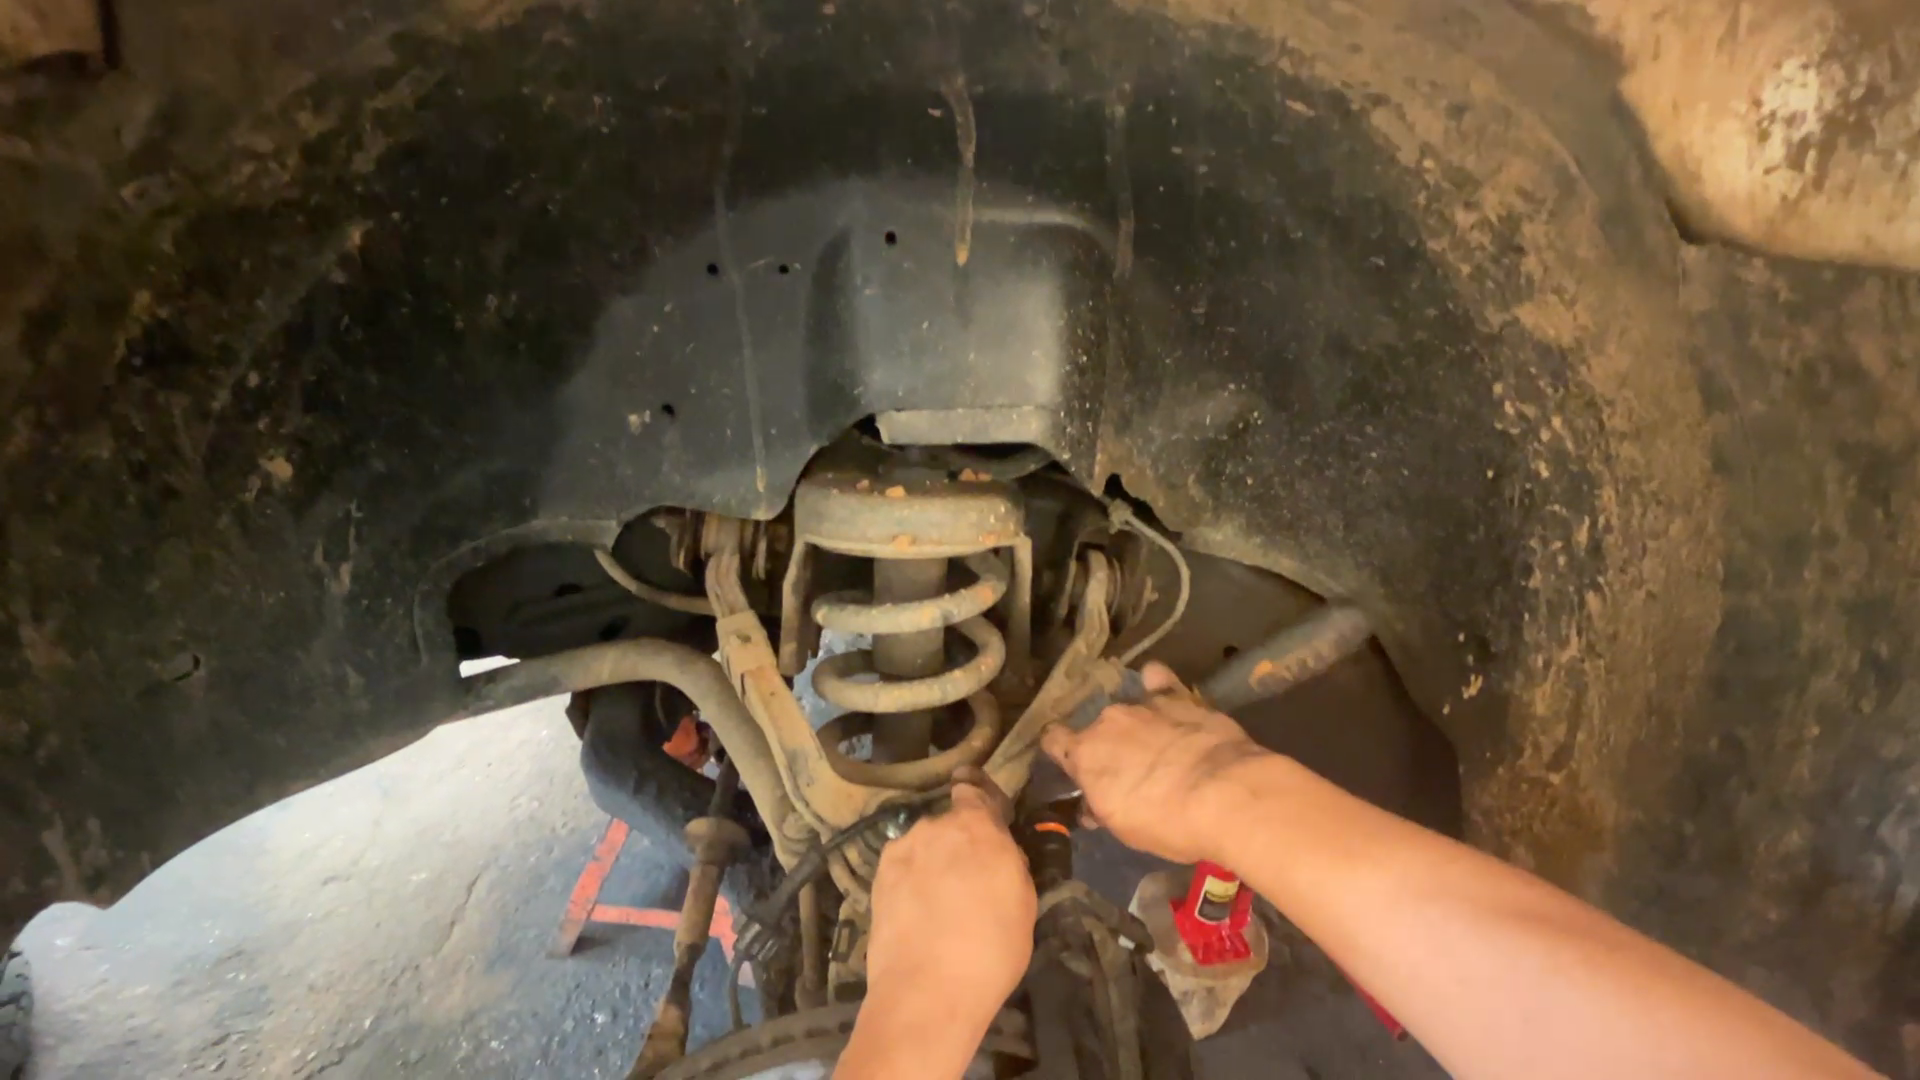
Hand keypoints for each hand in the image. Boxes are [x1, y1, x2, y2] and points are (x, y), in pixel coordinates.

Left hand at [863, 783, 1036, 1013]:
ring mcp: (903, 848)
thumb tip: (1000, 854)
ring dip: (930, 863)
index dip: (977, 801)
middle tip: (965, 880)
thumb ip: (1009, 864)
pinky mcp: (878, 875)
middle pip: (948, 826)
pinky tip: (914, 912)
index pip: (973, 791)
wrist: (927, 990)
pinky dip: (908, 881)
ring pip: (922, 847)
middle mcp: (936, 826)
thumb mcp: (1024, 903)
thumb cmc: (991, 949)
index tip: (981, 818)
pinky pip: (902, 867)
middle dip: (957, 845)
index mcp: (978, 826)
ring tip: (935, 903)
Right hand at [1040, 661, 1273, 863]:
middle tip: (1133, 769)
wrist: (1225, 795)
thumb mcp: (1124, 829)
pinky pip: (1157, 679)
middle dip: (1110, 744)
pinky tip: (1164, 690)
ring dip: (1138, 723)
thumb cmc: (1168, 823)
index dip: (1062, 750)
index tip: (1074, 764)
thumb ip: (1101, 807)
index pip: (1053, 739)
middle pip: (1098, 727)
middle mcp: (1107, 721)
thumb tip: (1090, 805)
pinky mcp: (1178, 696)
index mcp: (1085, 754)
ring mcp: (1142, 704)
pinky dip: (1157, 685)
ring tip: (1160, 742)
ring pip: (1128, 708)